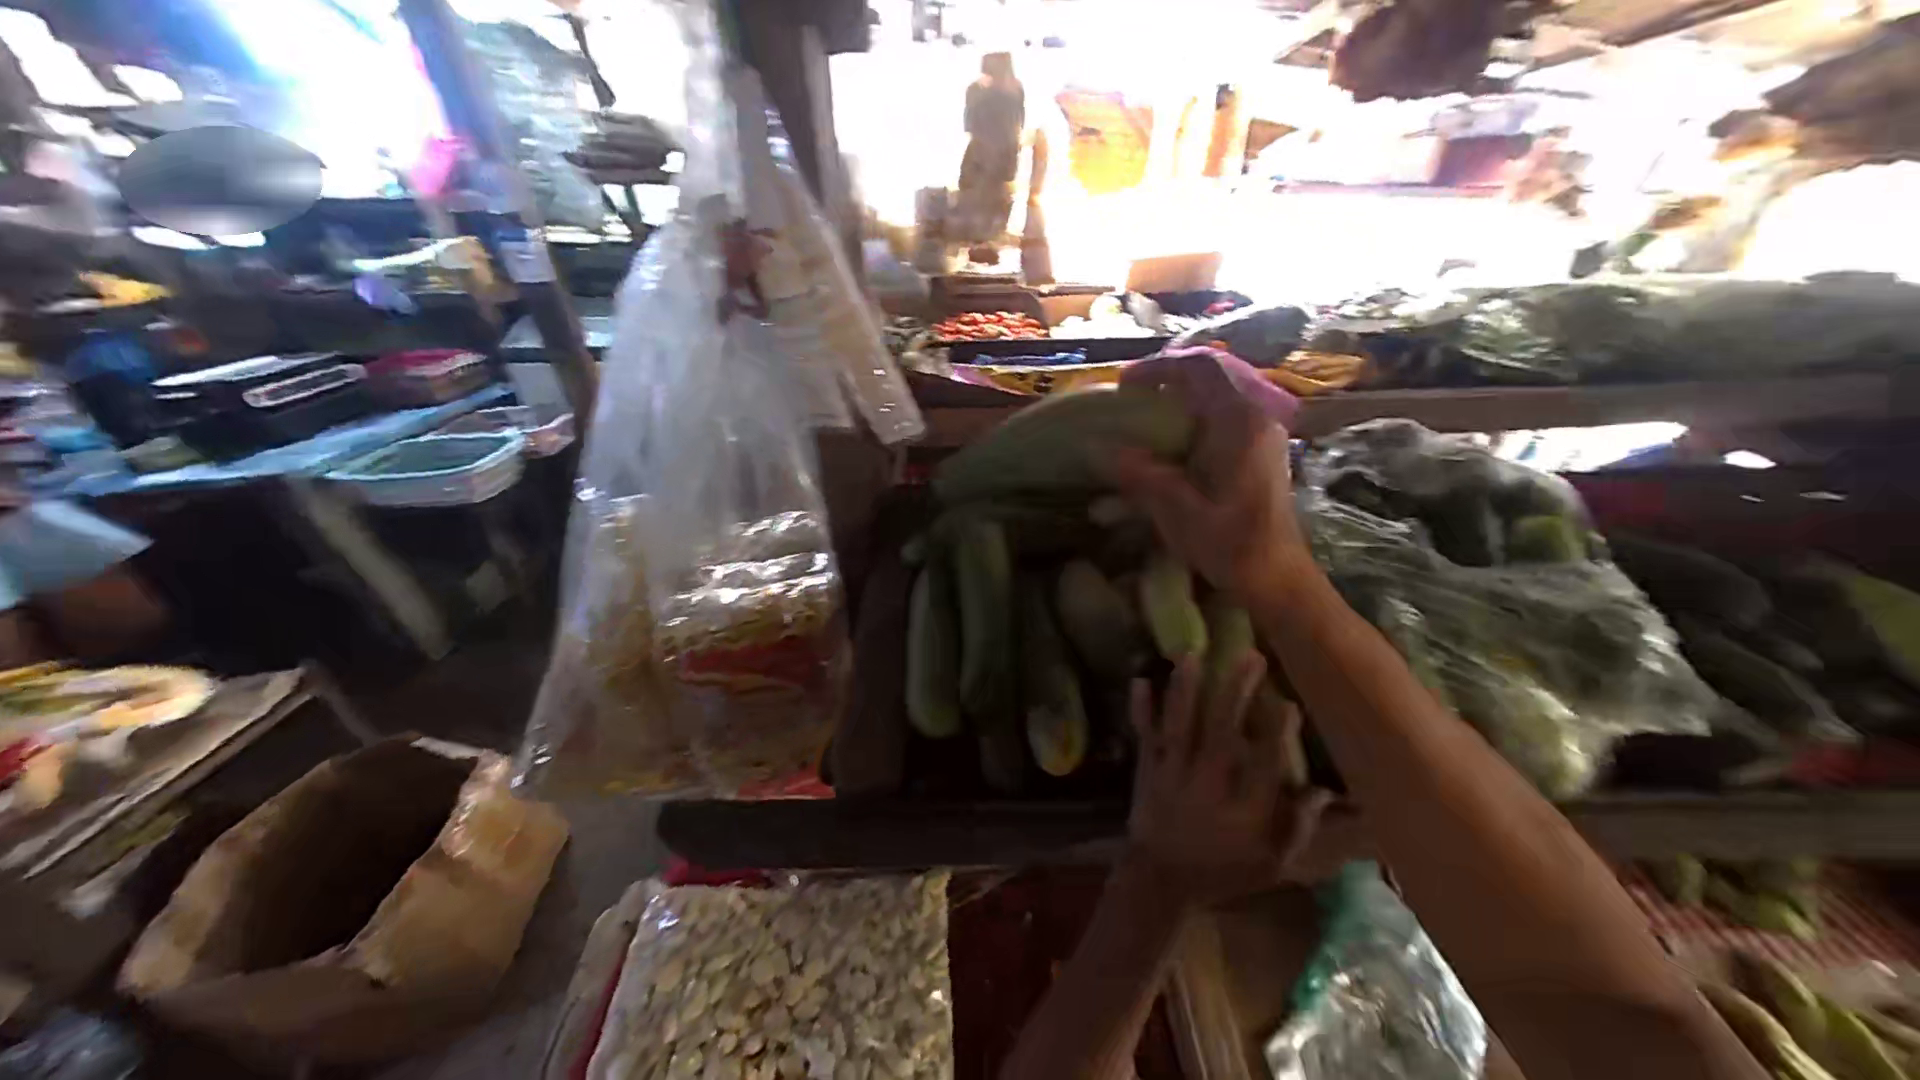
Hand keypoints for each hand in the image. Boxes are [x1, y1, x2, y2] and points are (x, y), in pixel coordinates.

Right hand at [1109, 351, 1315, 607]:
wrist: (1276, 577)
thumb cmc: (1231, 546)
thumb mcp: (1179, 514)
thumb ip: (1141, 476)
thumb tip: (1098, 448)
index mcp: (1240, 424)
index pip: (1200, 368)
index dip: (1159, 368)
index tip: (1123, 385)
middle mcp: (1256, 416)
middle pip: (1211, 372)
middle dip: (1168, 376)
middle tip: (1132, 394)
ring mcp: (1262, 431)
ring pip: (1219, 389)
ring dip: (1182, 391)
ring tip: (1147, 408)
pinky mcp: (1258, 448)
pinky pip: (1223, 411)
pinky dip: (1194, 410)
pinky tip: (1172, 434)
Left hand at [1127, 653, 1329, 905]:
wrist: (1160, 879)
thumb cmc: (1223, 871)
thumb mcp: (1272, 863)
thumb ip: (1298, 826)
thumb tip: (1325, 790)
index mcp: (1243, 808)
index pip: (1264, 763)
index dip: (1277, 731)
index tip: (1288, 700)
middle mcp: (1208, 783)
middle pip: (1222, 731)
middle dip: (1236, 692)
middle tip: (1250, 656)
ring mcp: (1173, 772)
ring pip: (1181, 724)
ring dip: (1186, 688)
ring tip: (1192, 654)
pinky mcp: (1147, 769)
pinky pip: (1144, 735)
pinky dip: (1140, 709)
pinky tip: (1138, 680)